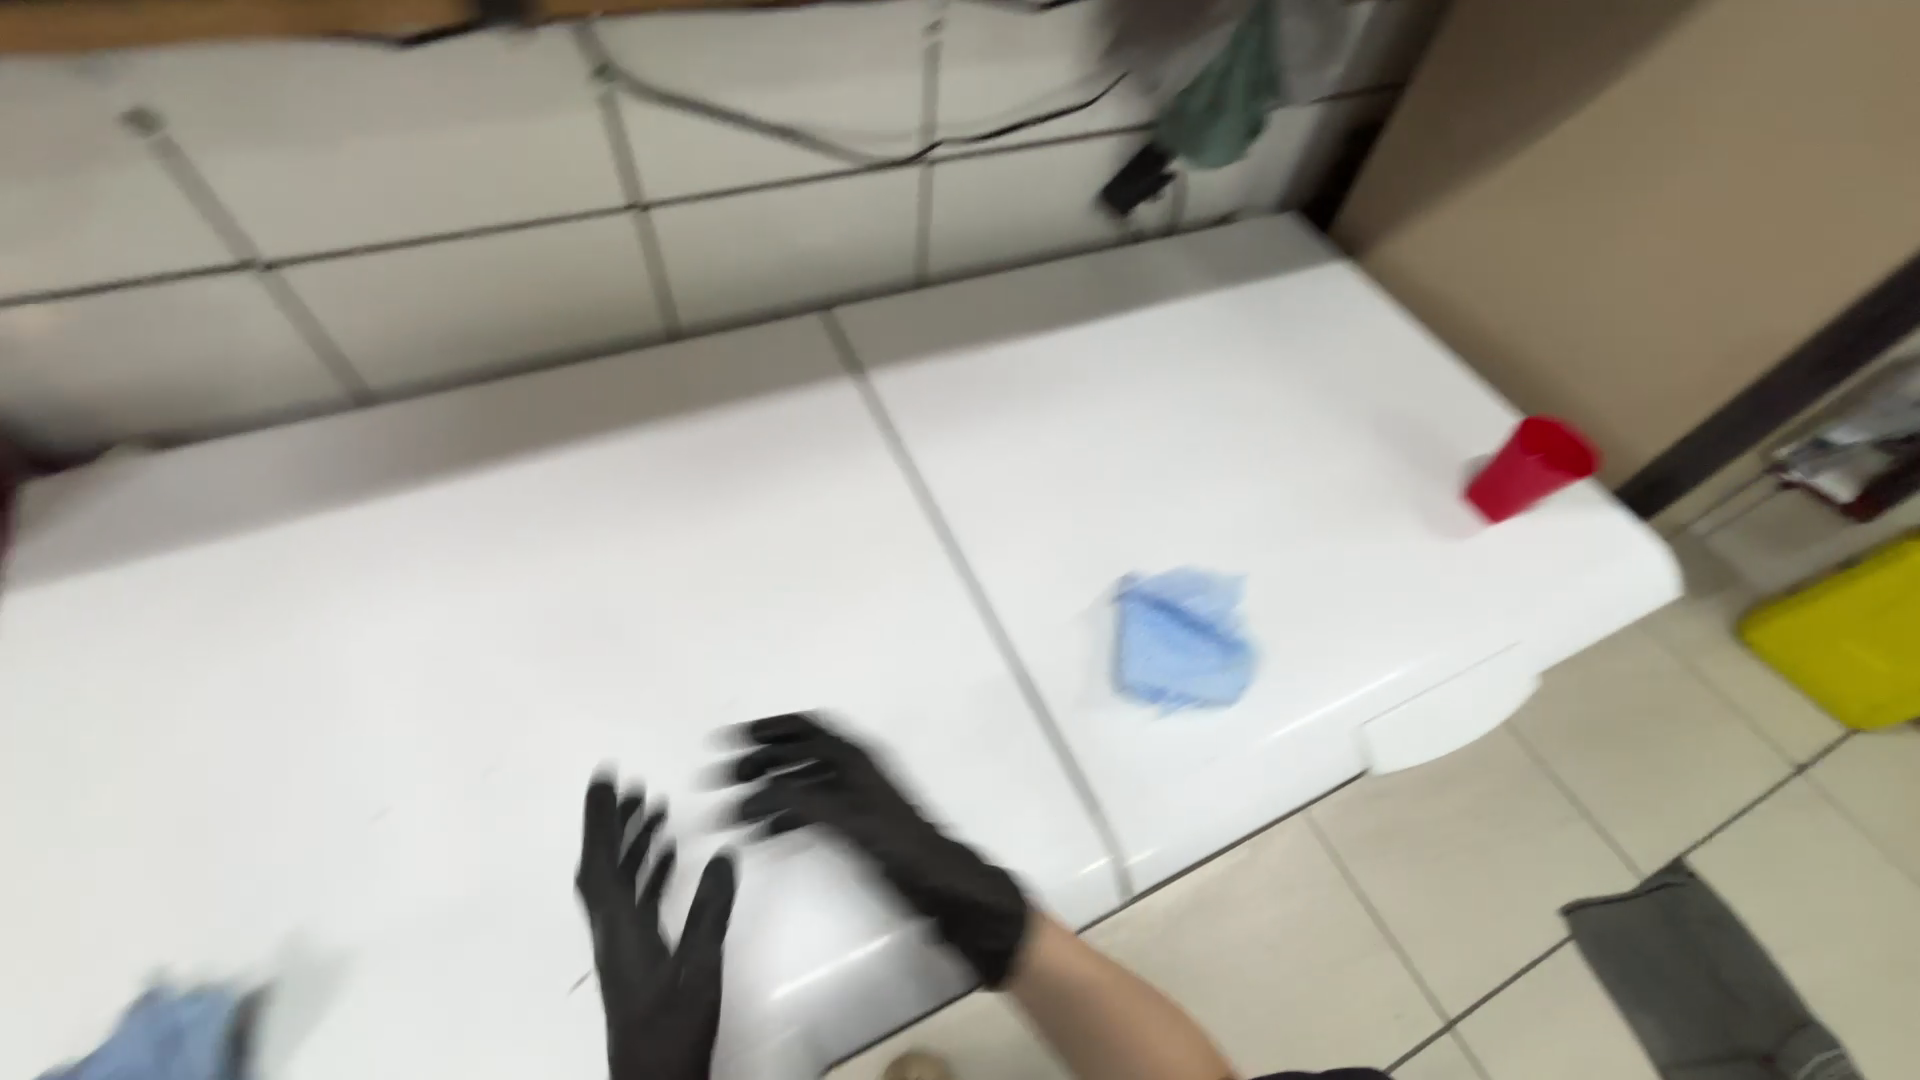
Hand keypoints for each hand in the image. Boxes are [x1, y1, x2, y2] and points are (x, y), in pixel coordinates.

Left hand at [575, 775, 735, 1079]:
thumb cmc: (673, 1029)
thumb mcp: (698, 969)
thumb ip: (709, 913)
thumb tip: (723, 856)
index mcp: (620, 930)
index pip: (601, 863)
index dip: (600, 819)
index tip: (605, 779)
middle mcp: (614, 932)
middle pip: (605, 867)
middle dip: (614, 823)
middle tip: (633, 786)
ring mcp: (625, 945)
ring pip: (620, 882)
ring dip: (632, 843)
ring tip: (654, 809)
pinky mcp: (639, 957)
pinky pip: (638, 900)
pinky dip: (650, 871)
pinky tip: (670, 858)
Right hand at [726, 713, 1028, 986]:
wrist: (944, 886)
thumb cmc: (903, 848)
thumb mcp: (852, 823)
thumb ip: (805, 803)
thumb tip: (758, 792)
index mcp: (856, 760)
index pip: (808, 729)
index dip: (770, 729)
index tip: (732, 740)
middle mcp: (855, 771)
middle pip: (800, 754)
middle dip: (762, 762)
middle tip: (726, 781)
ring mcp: (855, 798)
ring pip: (804, 783)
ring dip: (769, 792)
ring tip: (735, 813)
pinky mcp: (856, 825)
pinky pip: (812, 810)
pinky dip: (786, 816)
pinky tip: (764, 834)